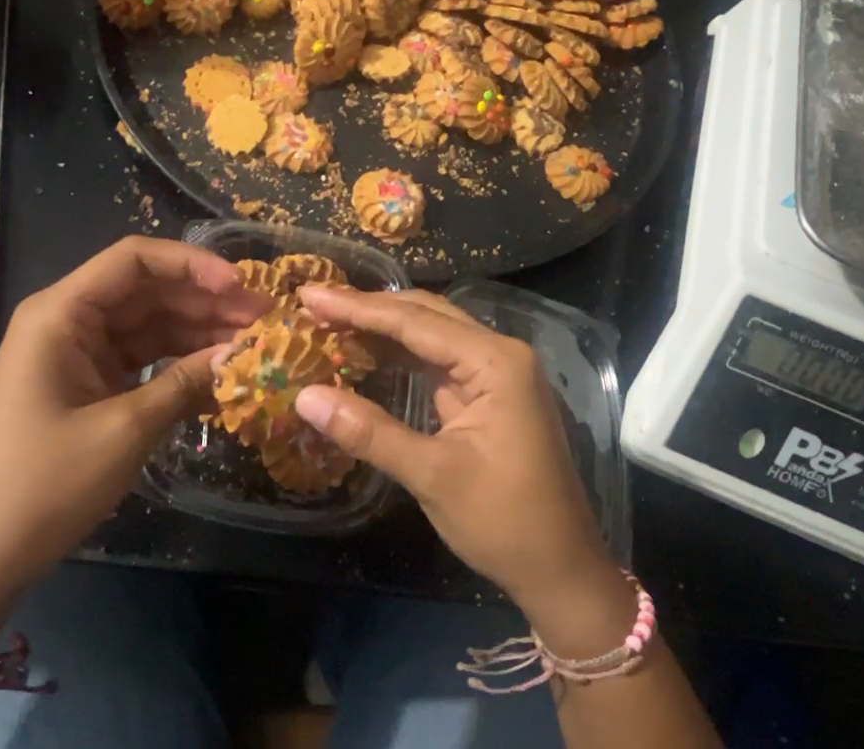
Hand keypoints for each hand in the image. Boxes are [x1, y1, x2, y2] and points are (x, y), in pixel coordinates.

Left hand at [0, 237, 268, 671]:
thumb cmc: (43, 485)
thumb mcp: (124, 431)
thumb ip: (185, 384)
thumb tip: (241, 354)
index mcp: (61, 314)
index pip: (134, 261)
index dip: (193, 264)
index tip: (242, 286)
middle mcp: (67, 322)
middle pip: (147, 291)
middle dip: (206, 300)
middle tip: (265, 319)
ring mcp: (75, 355)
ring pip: (149, 325)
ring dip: (198, 331)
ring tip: (255, 343)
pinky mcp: (85, 387)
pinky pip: (140, 359)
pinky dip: (178, 364)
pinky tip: (220, 373)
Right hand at [291, 287, 620, 627]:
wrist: (560, 569)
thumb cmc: (504, 521)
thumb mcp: (432, 476)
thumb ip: (369, 431)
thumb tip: (304, 396)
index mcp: (495, 362)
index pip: (415, 321)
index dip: (358, 307)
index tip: (309, 294)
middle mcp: (499, 354)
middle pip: (425, 316)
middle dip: (368, 309)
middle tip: (313, 305)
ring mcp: (496, 375)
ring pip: (430, 336)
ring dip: (382, 330)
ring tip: (328, 323)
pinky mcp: (488, 397)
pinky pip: (437, 363)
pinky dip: (399, 357)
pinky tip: (364, 354)